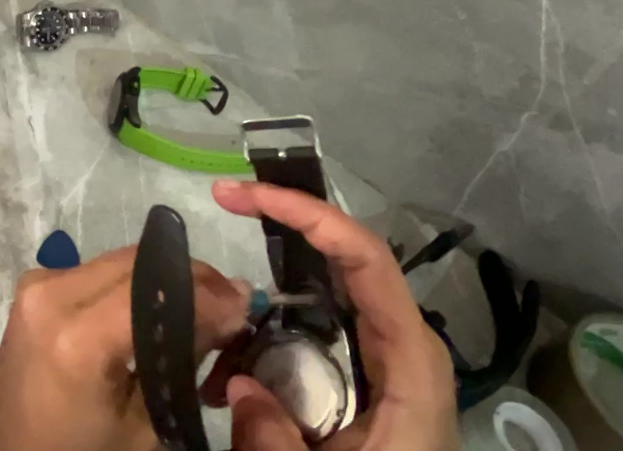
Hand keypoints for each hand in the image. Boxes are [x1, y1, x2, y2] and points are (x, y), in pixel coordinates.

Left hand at [0, 245, 249, 450]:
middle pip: (136, 264)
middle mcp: (51, 292)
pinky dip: (134, 281)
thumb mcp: (144, 424)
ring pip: (118, 260)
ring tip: (206, 299)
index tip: (248, 301)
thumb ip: (182, 360)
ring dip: (164, 274)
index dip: (206, 293)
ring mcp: (38, 281)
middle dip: (190, 276)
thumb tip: (230, 311)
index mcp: (76, 337)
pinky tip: (161, 302)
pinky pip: (96, 269)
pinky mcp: (34, 282)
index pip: (154, 292)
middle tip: (234, 297)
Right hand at [211, 181, 459, 450]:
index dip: (312, 215)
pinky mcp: (362, 371)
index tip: (252, 195)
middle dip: (283, 218)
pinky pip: (313, 323)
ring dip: (267, 277)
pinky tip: (227, 361)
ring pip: (323, 286)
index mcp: (410, 358)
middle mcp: (400, 340)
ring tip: (212, 287)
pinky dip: (268, 326)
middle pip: (343, 255)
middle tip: (225, 197)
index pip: (367, 258)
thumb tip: (236, 387)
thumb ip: (279, 442)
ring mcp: (381, 352)